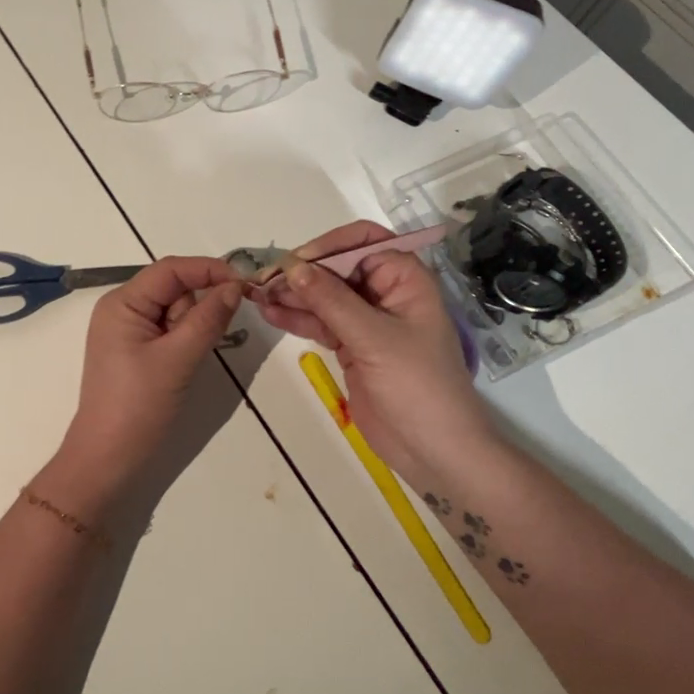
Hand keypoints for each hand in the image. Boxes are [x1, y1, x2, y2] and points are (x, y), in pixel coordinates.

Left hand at [47, 257, 243, 508]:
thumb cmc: (138, 406)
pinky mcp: (136, 351)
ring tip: (184, 362)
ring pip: (174, 310)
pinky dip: (184, 339)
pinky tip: (183, 363)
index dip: (208, 270)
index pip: (171, 269)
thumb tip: (235, 286)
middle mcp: (122, 308)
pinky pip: (168, 330)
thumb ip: (208, 319)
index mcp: (122, 302)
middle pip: (173, 287)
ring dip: (192, 326)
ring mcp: (127, 330)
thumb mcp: (178, 359)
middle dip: (197, 306)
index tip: (245, 284)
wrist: (108, 458)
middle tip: (201, 343)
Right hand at [252, 221, 494, 474]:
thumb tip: (293, 268)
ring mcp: (367, 321)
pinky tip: (269, 314)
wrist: (436, 451)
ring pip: (324, 295)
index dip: (328, 246)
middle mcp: (385, 293)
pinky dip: (296, 318)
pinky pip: (320, 322)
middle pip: (336, 268)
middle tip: (263, 282)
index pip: (362, 242)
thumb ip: (331, 301)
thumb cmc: (418, 386)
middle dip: (301, 273)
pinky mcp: (352, 346)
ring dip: (292, 295)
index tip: (294, 263)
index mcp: (404, 280)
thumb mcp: (374, 339)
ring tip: (257, 296)